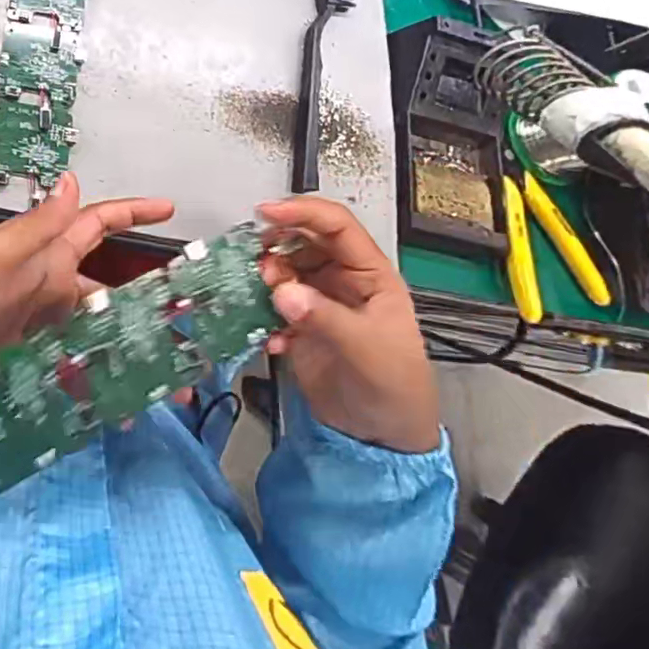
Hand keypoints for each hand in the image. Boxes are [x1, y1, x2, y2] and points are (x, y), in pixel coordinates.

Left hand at [0, 173, 174, 384]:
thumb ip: (38, 226)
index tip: (169, 210)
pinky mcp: (28, 353)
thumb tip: (70, 179)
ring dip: (129, 354)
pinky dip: (93, 381)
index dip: (132, 213)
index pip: (97, 223)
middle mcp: (49, 284)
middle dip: (150, 306)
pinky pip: (71, 364)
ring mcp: (39, 321)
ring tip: (166, 385)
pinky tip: (115, 408)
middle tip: (191, 331)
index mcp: (45, 254)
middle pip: (111, 289)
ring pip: (97, 332)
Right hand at [258, 197, 440, 453]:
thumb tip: (282, 290)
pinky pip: (268, 302)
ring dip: (264, 279)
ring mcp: (315, 299)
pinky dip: (261, 313)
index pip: (336, 225)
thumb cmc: (394, 387)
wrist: (377, 436)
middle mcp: (339, 279)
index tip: (266, 212)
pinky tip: (271, 338)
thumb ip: (325, 317)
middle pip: (300, 241)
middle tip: (255, 260)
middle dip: (275, 246)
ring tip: (263, 298)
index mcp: (369, 274)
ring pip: (280, 268)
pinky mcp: (294, 321)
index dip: (302, 211)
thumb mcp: (367, 349)